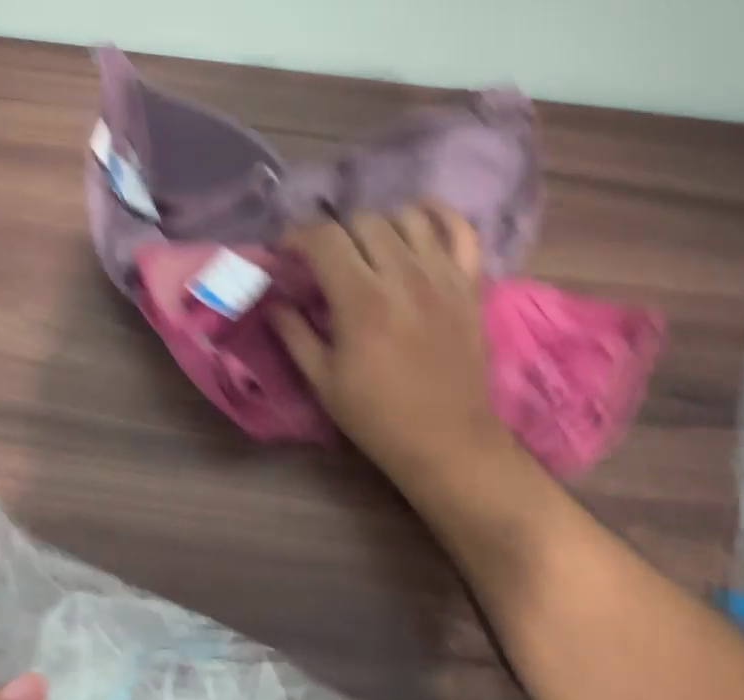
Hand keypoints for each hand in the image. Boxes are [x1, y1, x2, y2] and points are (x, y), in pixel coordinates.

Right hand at [272, 202, 521, 489]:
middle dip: (336, 235)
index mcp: (361, 301)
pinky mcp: (470, 283)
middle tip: (326, 263)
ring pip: (409, 216)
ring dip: (381, 226)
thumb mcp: (323, 381)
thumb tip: (274, 300)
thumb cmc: (376, 416)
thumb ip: (294, 333)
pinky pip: (461, 228)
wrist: (445, 438)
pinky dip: (439, 216)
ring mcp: (442, 275)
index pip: (324, 239)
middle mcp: (403, 276)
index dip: (297, 237)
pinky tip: (419, 223)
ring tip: (370, 250)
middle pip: (364, 221)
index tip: (286, 253)